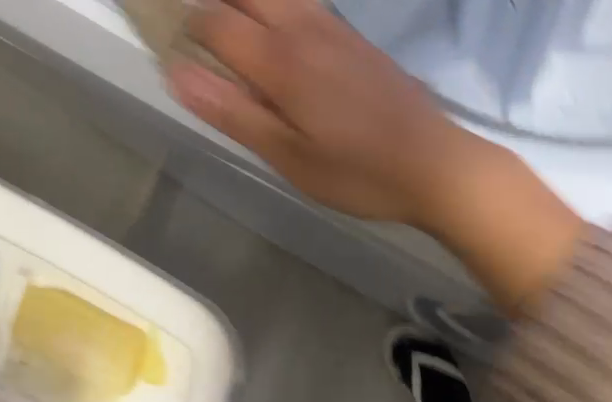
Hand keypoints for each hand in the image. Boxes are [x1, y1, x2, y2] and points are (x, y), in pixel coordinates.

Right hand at [168, 0, 485, 230]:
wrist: (437, 166)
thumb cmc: (360, 174)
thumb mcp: (291, 158)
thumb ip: (234, 113)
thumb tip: (175, 72)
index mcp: (279, 60)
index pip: (213, 21)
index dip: (186, 31)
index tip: (176, 53)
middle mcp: (303, 28)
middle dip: (214, 7)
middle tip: (203, 38)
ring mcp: (335, 28)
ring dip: (248, 6)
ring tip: (237, 35)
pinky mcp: (357, 40)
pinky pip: (305, 4)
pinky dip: (280, 10)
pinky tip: (283, 39)